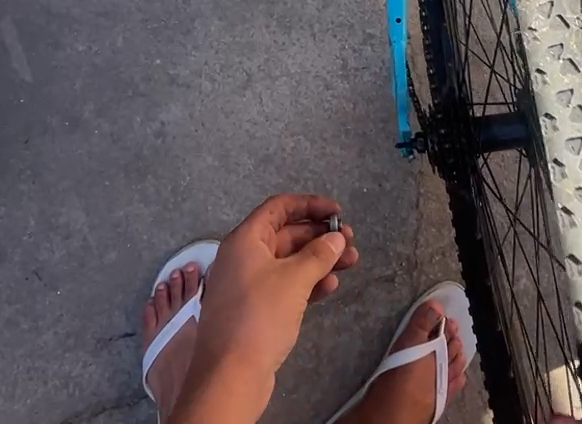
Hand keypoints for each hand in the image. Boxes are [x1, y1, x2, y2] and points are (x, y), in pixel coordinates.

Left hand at [172, 194, 359, 423]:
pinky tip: (331, 285)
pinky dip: (307, 282)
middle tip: (350, 241)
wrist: (230, 376)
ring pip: (289, 261)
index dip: (310, 205)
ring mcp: (249, 284)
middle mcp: (244, 256)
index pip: (279, 207)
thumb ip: (318, 254)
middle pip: (286, 234)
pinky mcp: (255, 309)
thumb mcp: (294, 279)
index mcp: (245, 239)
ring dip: (319, 259)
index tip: (337, 212)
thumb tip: (336, 238)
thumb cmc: (260, 316)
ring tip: (351, 262)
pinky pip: (285, 285)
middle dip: (319, 235)